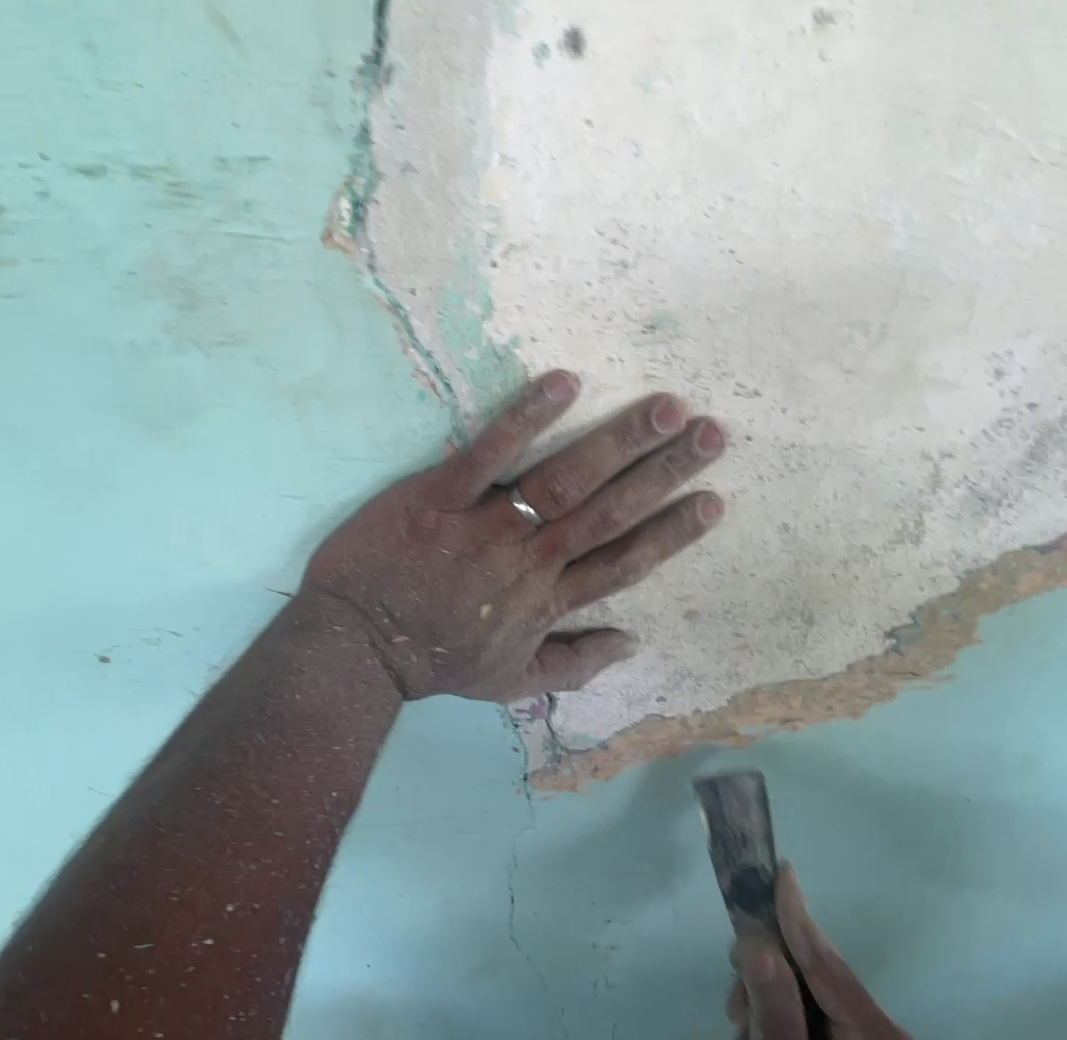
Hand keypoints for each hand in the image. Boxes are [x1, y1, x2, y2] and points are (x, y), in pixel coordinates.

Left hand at [301, 370, 726, 702]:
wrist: (353, 649)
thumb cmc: (433, 660)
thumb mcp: (510, 683)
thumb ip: (574, 664)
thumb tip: (633, 642)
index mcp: (549, 601)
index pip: (625, 563)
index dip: (673, 533)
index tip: (714, 501)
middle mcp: (531, 560)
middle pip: (611, 511)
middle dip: (666, 472)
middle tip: (712, 433)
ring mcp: (487, 525)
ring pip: (565, 479)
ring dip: (619, 442)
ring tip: (667, 406)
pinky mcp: (439, 496)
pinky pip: (488, 452)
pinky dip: (525, 418)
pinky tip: (566, 382)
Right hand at [727, 867, 912, 1039]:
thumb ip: (777, 1012)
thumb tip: (758, 948)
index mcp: (874, 1032)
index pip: (826, 963)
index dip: (798, 916)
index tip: (783, 870)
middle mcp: (878, 1028)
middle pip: (815, 978)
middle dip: (769, 975)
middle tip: (735, 1001)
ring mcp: (867, 1035)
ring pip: (811, 996)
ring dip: (771, 1001)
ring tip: (743, 1023)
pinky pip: (816, 1017)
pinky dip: (786, 1018)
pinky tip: (765, 1030)